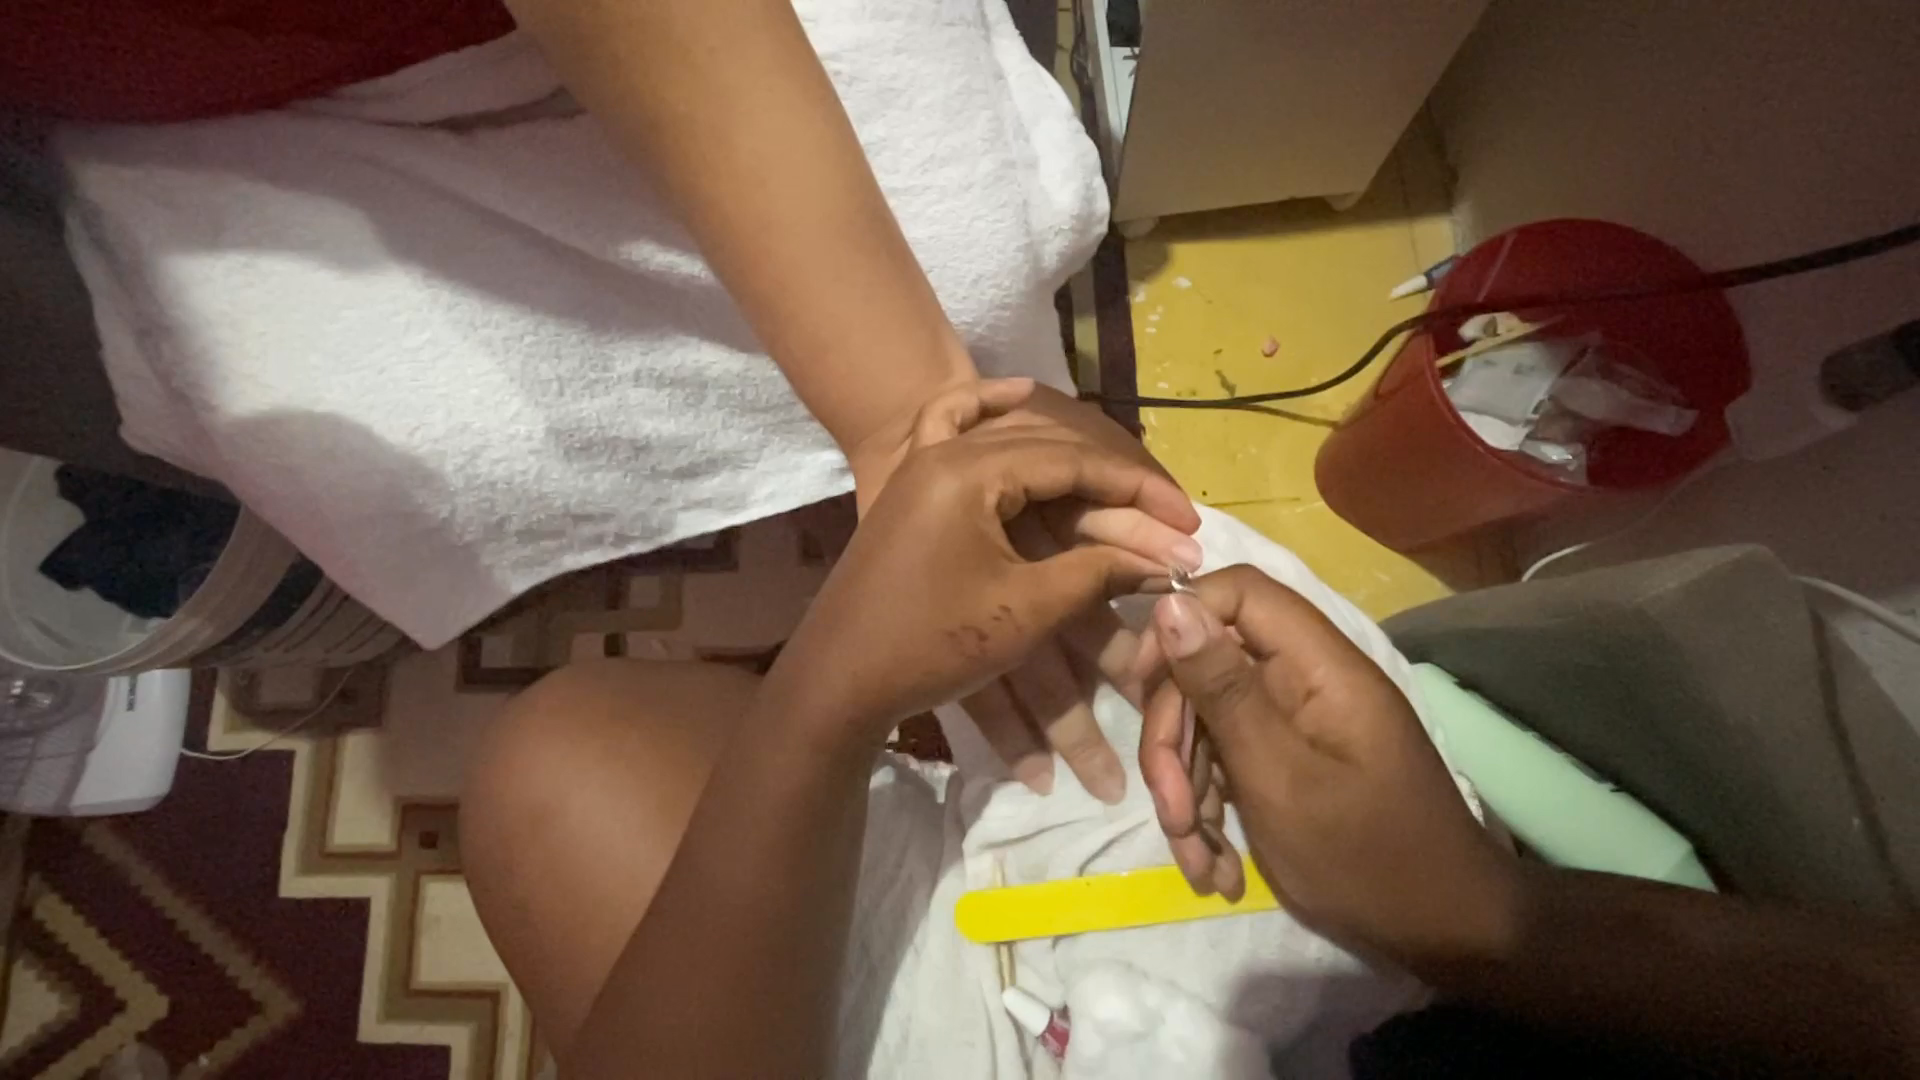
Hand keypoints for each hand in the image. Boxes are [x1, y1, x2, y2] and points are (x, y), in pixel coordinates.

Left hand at [770, 422, 1189, 743]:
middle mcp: (942, 449)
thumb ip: (1098, 572)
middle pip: (1046, 444)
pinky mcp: (909, 482)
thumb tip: (1165, 557)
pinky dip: (983, 407)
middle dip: (1112, 479)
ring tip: (1116, 466)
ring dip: (1063, 445)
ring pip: (1004, 431)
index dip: (1138, 491)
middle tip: (1167, 512)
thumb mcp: (1024, 611)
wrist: (838, 678)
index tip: (1189, 520)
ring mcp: (919, 462)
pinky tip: (1014, 396)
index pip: (1074, 463)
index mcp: (970, 471)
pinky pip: (946, 424)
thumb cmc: (930, 645)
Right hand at [1138, 566, 1520, 970]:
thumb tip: (1169, 603)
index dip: (1178, 621)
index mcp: (1317, 664)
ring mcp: (1288, 719)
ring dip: (1185, 787)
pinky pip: (1220, 758)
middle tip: (1172, 809)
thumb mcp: (1279, 776)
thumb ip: (1222, 689)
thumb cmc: (1368, 858)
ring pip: (1203, 719)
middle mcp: (1300, 679)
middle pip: (1205, 666)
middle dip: (1174, 738)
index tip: (1143, 681)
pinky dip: (1206, 808)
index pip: (1236, 592)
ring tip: (1198, 858)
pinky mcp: (1278, 756)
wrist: (1443, 936)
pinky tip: (1213, 864)